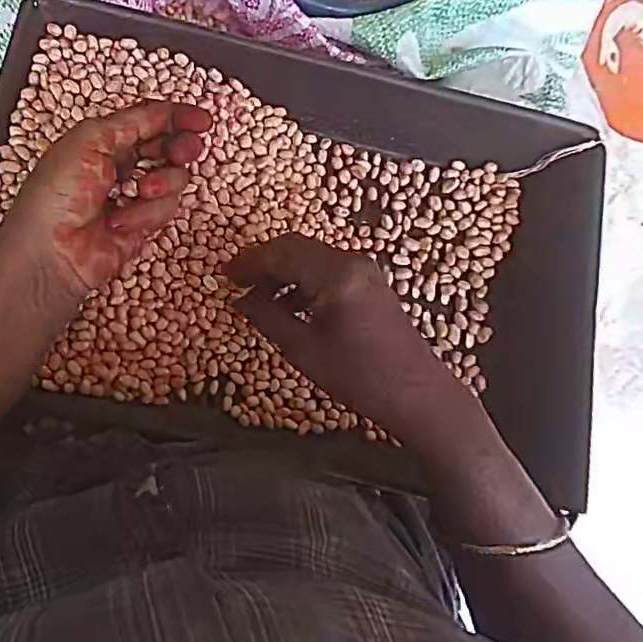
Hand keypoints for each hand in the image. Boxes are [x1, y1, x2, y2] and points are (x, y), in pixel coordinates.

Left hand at [0, 101, 212, 293]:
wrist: (51, 250)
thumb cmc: (55, 195)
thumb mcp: (90, 139)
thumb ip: (132, 121)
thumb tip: (163, 113)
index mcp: (104, 140)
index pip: (149, 121)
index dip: (177, 117)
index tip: (202, 119)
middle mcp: (121, 167)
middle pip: (168, 148)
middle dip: (179, 148)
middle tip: (183, 151)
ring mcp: (134, 198)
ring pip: (174, 180)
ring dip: (162, 183)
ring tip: (141, 192)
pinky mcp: (142, 226)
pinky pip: (164, 211)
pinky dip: (146, 214)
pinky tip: (119, 221)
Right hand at [225, 233, 478, 442]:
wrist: (417, 393)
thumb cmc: (359, 376)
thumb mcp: (304, 349)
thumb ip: (268, 318)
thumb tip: (241, 300)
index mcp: (335, 274)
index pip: (281, 253)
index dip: (249, 262)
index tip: (226, 275)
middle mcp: (352, 262)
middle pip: (296, 248)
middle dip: (264, 264)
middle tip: (237, 283)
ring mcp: (365, 271)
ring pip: (311, 258)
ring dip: (283, 273)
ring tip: (258, 299)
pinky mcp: (370, 284)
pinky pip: (328, 270)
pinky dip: (303, 281)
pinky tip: (288, 305)